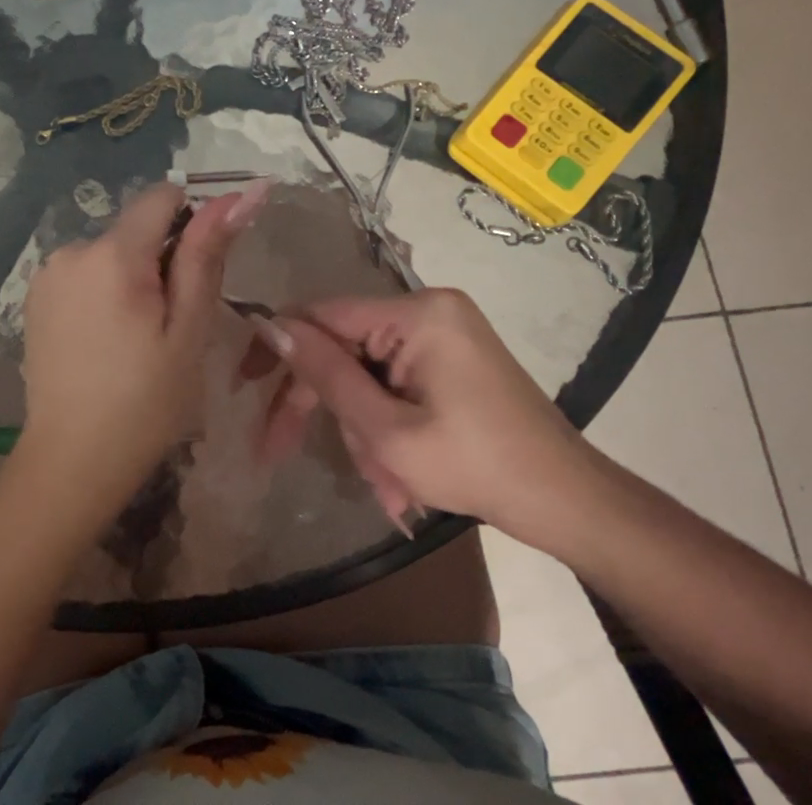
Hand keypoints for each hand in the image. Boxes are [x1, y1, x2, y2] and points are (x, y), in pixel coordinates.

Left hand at [19, 180, 267, 506]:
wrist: (74, 458)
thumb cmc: (145, 401)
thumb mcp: (188, 330)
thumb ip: (207, 255)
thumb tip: (243, 192)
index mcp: (112, 254)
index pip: (161, 197)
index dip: (192, 222)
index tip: (200, 271)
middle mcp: (71, 251)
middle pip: (134, 230)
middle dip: (159, 262)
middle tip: (169, 326)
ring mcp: (46, 276)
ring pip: (107, 255)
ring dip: (128, 280)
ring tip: (135, 341)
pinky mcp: (33, 301)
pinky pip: (82, 278)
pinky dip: (100, 295)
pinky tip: (104, 343)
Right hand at [251, 288, 596, 533]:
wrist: (568, 501)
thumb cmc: (474, 465)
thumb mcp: (384, 428)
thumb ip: (324, 373)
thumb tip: (267, 325)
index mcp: (418, 314)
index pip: (322, 316)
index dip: (277, 349)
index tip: (243, 388)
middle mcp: (429, 311)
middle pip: (341, 347)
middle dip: (316, 405)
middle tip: (276, 452)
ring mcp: (443, 335)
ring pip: (363, 373)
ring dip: (358, 430)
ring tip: (382, 485)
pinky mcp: (451, 359)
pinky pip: (392, 383)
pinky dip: (383, 426)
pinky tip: (395, 476)